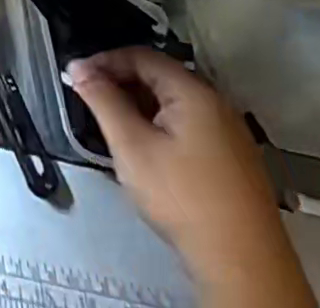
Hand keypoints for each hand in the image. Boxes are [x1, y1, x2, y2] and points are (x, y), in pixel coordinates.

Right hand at [69, 48, 310, 304]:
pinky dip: (160, 123)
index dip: (105, 61)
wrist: (242, 263)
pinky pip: (188, 122)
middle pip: (158, 75)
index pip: (140, 56)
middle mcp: (215, 100)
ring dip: (139, 104)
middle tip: (90, 100)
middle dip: (120, 82)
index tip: (77, 76)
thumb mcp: (132, 146)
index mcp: (192, 89)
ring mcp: (228, 129)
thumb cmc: (182, 198)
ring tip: (112, 124)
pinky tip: (146, 148)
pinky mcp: (232, 155)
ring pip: (173, 101)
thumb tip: (79, 68)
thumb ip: (103, 101)